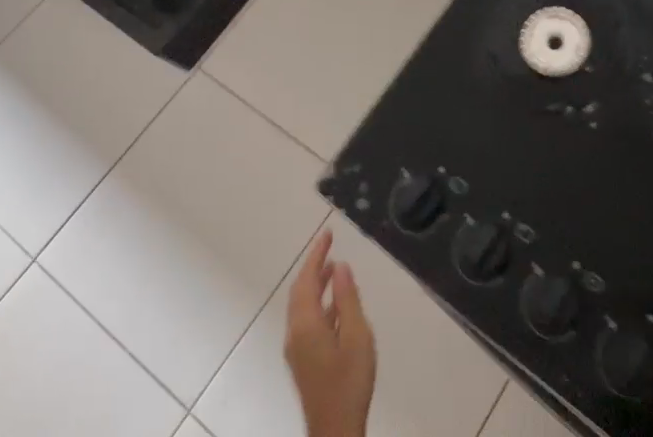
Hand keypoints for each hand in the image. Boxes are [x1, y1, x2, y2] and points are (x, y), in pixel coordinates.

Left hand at [285, 229, 376, 436]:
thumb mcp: (357, 336)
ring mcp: (297, 349)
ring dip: (316, 285)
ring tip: (335, 269)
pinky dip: (320, 304)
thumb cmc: (349, 381)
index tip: (327, 234)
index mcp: (306, 324)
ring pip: (302, 307)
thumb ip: (348, 300)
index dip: (316, 255)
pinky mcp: (304, 360)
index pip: (306, 280)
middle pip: (299, 292)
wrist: (335, 428)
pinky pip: (307, 320)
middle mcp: (295, 333)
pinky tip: (337, 306)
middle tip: (329, 247)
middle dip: (313, 268)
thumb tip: (341, 267)